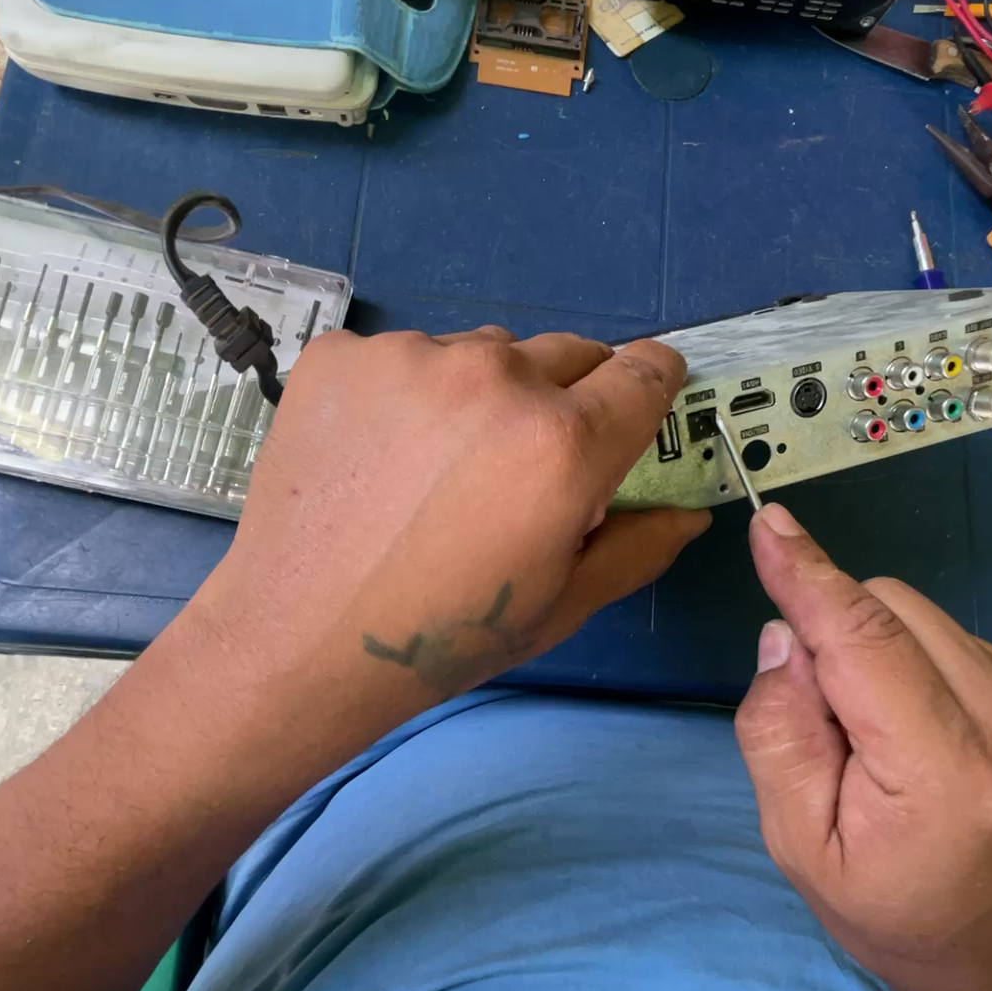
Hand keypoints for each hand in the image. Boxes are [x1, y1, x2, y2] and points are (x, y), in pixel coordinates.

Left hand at [185, 326, 708, 709]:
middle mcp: (495, 377)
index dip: (650, 384)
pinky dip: (409, 394)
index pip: (646, 369)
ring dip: (484, 392)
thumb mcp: (562, 603)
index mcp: (563, 443)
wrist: (300, 638)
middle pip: (569, 352)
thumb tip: (691, 510)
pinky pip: (407, 358)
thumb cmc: (446, 634)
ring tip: (438, 464)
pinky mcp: (343, 354)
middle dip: (566, 397)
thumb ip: (640, 546)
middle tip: (522, 461)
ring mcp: (410, 356)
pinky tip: (378, 455)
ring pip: (483, 352)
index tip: (636, 403)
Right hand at [734, 502, 991, 990]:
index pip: (865, 644)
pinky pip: (955, 641)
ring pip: (925, 617)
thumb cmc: (893, 915)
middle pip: (895, 610)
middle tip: (820, 705)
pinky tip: (918, 726)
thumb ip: (779, 734)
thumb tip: (785, 636)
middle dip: (836, 627)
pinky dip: (914, 661)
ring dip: (875, 645)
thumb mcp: (799, 843)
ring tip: (873, 728)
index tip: (769, 526)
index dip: (810, 579)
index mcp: (948, 776)